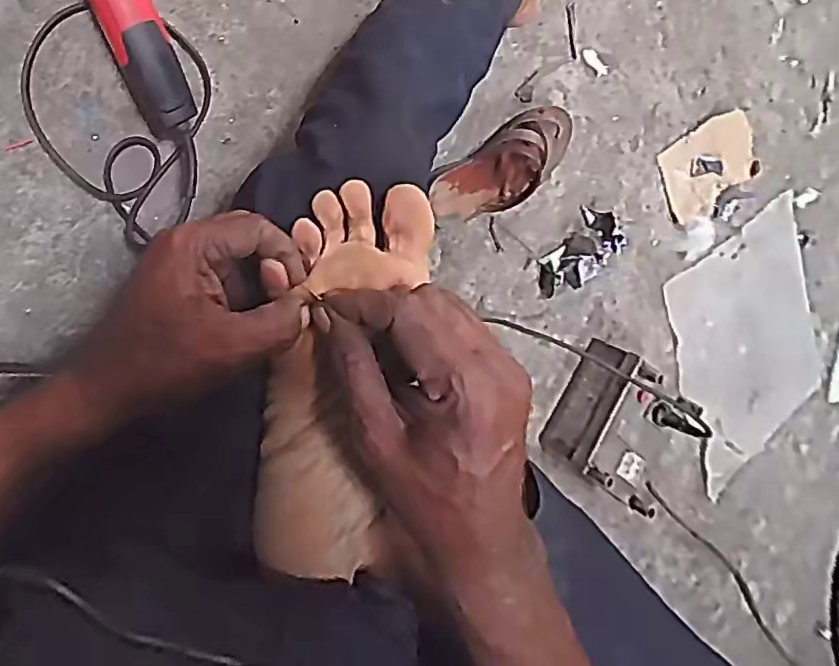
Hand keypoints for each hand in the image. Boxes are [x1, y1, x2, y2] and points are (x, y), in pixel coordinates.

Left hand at [64, 211, 309, 421]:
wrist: (102, 391)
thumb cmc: (162, 365)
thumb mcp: (231, 347)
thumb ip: (278, 323)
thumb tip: (302, 305)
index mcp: (193, 243)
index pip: (259, 228)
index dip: (287, 256)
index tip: (299, 293)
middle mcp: (183, 239)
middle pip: (247, 235)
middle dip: (274, 266)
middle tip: (286, 302)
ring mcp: (175, 257)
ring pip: (235, 256)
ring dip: (257, 282)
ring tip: (267, 317)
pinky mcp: (173, 279)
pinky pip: (219, 273)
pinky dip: (239, 293)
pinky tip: (243, 323)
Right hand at [318, 285, 537, 585]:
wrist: (483, 540)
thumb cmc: (427, 502)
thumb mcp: (375, 440)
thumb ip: (353, 370)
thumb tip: (332, 318)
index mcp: (468, 385)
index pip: (410, 311)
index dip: (364, 303)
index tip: (330, 306)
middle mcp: (497, 365)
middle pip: (430, 299)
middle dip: (383, 305)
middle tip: (348, 326)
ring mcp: (509, 364)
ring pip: (447, 304)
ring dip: (405, 312)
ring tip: (374, 340)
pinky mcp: (508, 368)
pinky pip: (461, 322)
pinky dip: (427, 326)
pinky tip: (405, 353)